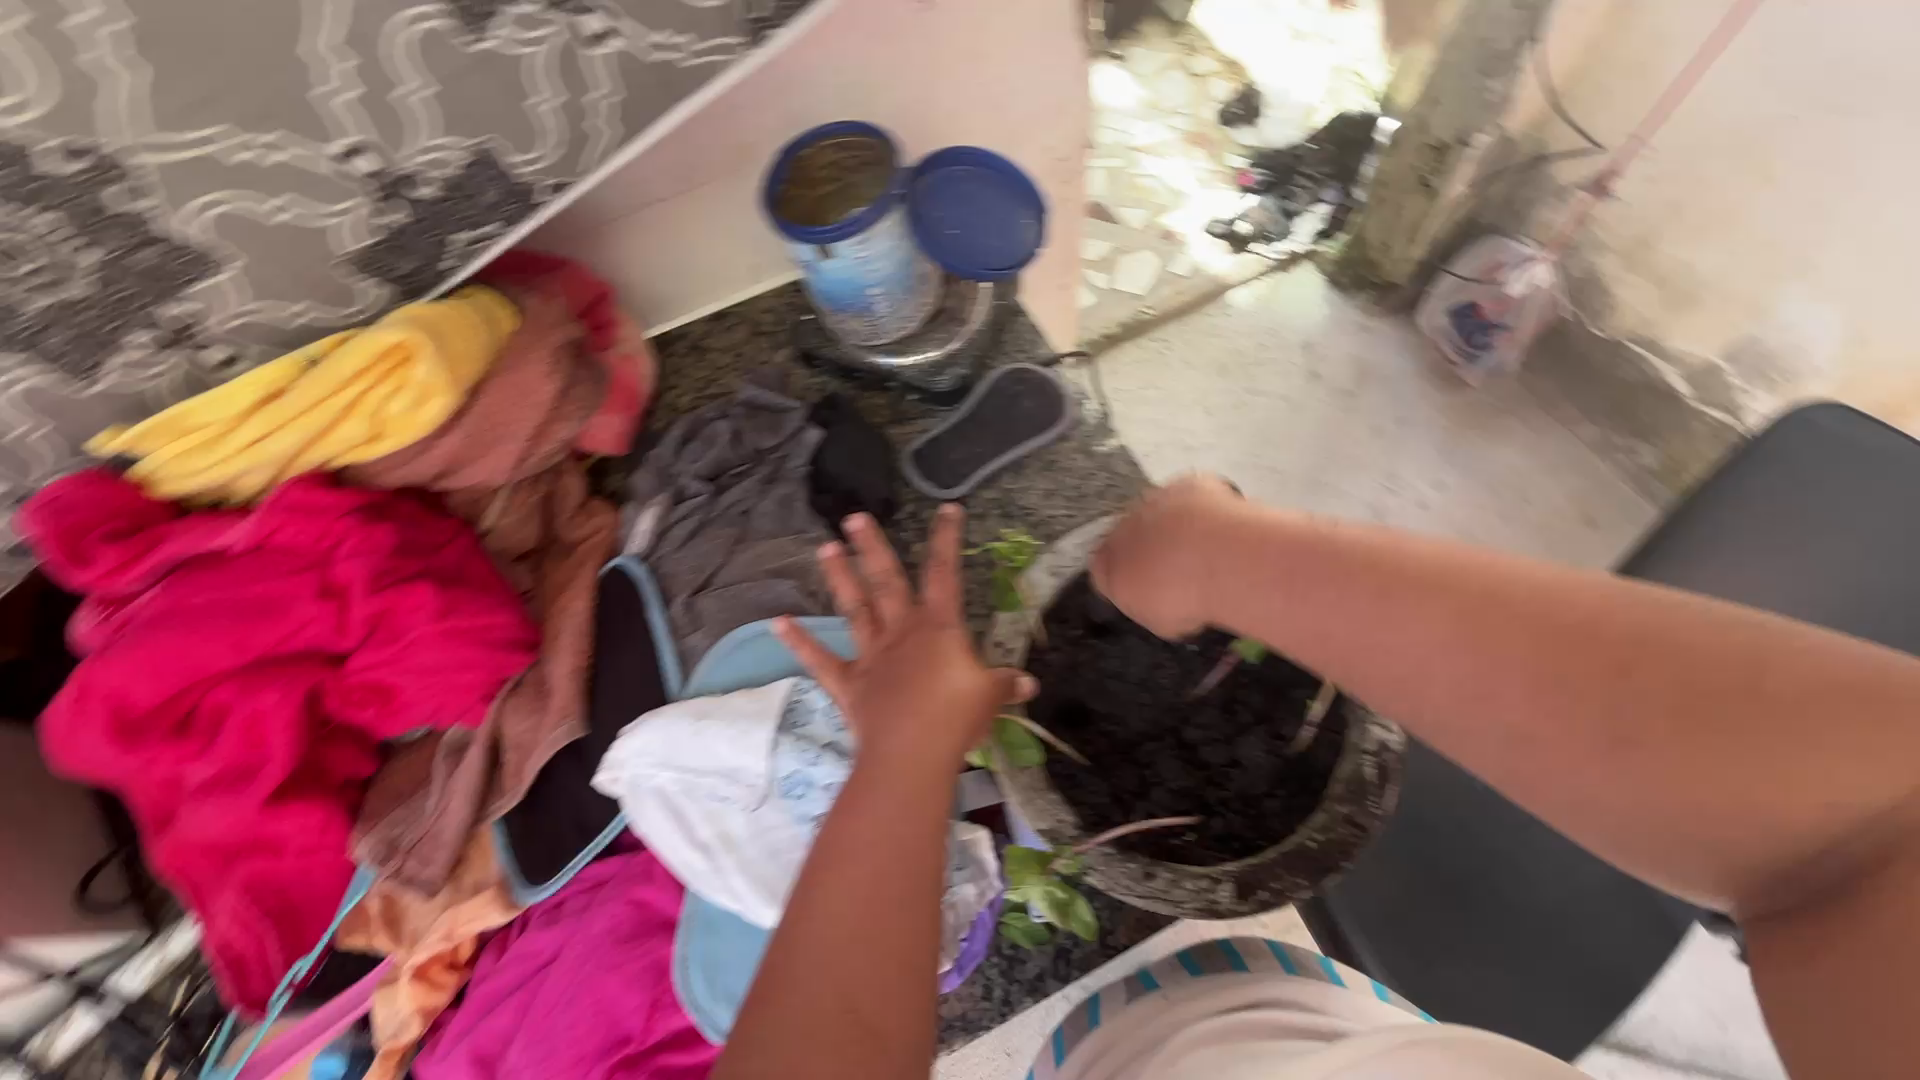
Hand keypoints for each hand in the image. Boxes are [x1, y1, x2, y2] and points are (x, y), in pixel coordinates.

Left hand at [774, 505, 1036, 772]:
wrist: (912, 754)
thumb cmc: (957, 719)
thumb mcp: (991, 698)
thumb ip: (1006, 685)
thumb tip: (1028, 683)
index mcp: (939, 628)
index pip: (945, 573)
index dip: (947, 540)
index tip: (946, 509)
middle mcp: (902, 632)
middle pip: (887, 581)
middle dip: (872, 547)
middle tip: (853, 518)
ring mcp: (872, 657)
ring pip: (854, 609)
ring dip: (840, 578)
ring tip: (824, 548)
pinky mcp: (850, 684)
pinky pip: (821, 660)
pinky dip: (799, 641)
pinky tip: (778, 622)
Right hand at [1091, 473, 1243, 638]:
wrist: (1219, 561)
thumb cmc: (1183, 600)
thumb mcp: (1158, 620)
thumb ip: (1146, 605)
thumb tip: (1156, 600)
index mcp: (1106, 565)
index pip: (1102, 570)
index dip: (1125, 579)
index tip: (1147, 591)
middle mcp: (1121, 528)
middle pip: (1130, 537)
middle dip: (1150, 550)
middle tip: (1179, 572)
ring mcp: (1152, 502)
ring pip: (1159, 514)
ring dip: (1175, 527)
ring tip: (1206, 551)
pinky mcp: (1186, 484)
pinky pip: (1192, 496)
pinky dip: (1204, 508)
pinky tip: (1223, 527)